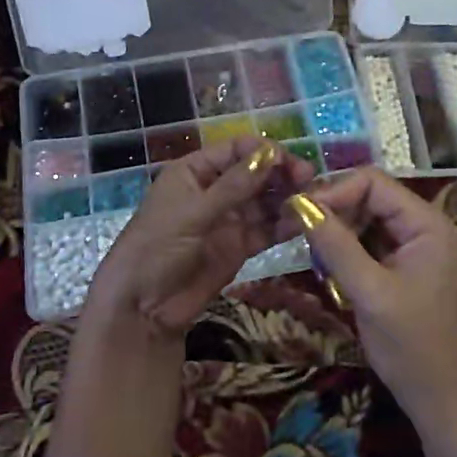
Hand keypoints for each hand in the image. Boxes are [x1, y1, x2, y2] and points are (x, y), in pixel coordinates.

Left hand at [86, 137, 313, 336]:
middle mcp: (213, 191)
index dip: (261, 152)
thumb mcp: (191, 214)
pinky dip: (284, 225)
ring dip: (287, 198)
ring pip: (264, 202)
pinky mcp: (238, 247)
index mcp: (193, 173)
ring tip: (313, 200)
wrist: (143, 306)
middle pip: (254, 174)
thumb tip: (269, 155)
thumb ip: (232, 187)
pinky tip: (303, 223)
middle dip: (280, 174)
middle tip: (309, 179)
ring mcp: (227, 220)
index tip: (288, 161)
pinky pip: (266, 230)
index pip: (233, 150)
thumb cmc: (156, 248)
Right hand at [285, 167, 456, 411]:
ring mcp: (411, 244)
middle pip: (366, 195)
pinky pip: (363, 238)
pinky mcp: (398, 262)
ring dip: (331, 227)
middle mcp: (421, 226)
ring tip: (303, 244)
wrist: (434, 391)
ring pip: (361, 216)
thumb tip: (300, 206)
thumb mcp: (368, 291)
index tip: (299, 214)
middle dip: (329, 208)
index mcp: (427, 225)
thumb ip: (336, 246)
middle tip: (291, 227)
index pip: (373, 183)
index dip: (334, 192)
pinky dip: (340, 245)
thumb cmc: (409, 342)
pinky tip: (322, 261)